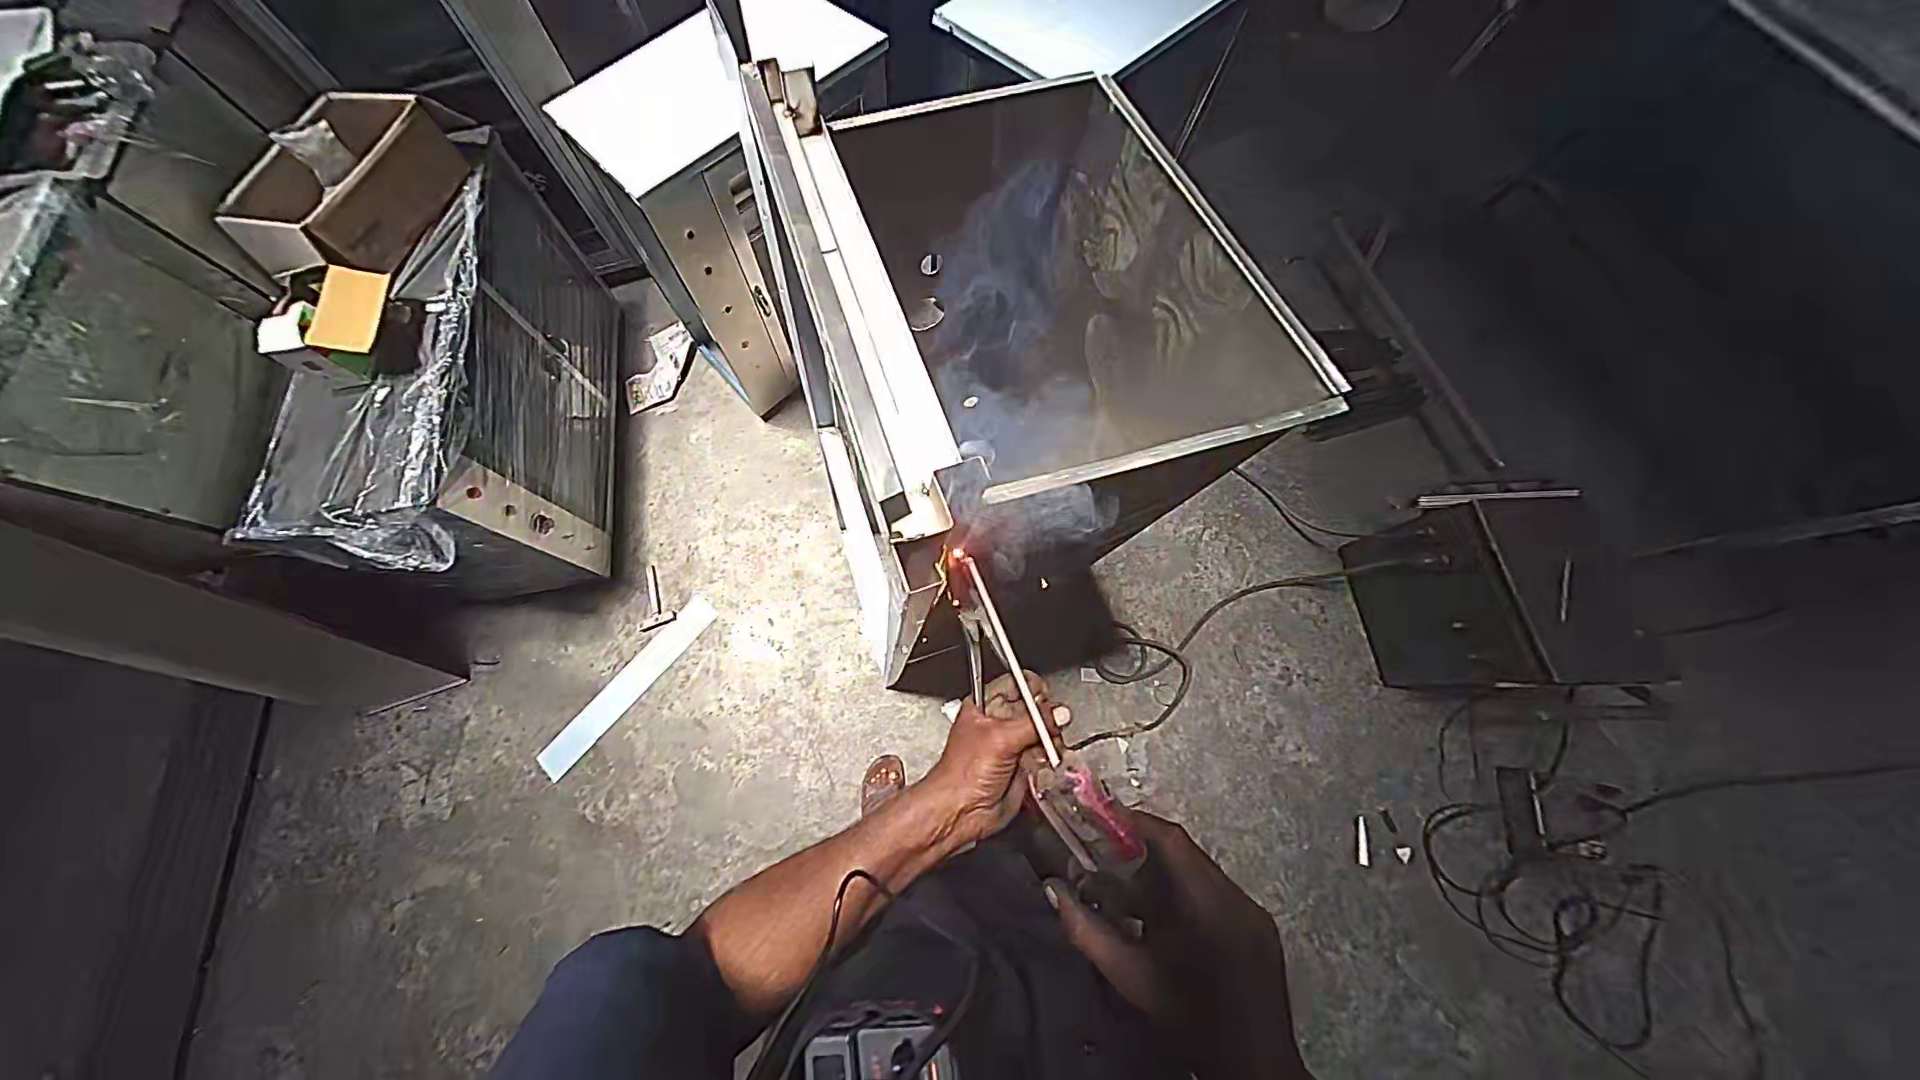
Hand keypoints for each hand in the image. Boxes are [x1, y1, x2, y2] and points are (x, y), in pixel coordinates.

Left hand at [916, 670, 1068, 851]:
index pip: (1017, 683)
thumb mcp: (1000, 738)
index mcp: (986, 705)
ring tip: (1041, 751)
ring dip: (1049, 742)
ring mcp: (1013, 744)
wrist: (961, 812)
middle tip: (1045, 729)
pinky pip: (1046, 756)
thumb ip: (1033, 723)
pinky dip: (1049, 760)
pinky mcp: (1024, 765)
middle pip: (1036, 708)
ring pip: (1044, 733)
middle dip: (1045, 719)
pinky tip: (1042, 765)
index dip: (1032, 689)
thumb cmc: (962, 773)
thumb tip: (1058, 713)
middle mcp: (1000, 721)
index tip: (1042, 700)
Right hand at [1047, 809, 1312, 1079]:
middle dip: (1144, 845)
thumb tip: (1053, 890)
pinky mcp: (1259, 925)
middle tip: (1107, 845)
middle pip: (1185, 852)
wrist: (1251, 1066)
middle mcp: (1236, 900)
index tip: (1104, 812)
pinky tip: (1162, 910)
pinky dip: (1184, 889)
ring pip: (1199, 870)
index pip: (1172, 841)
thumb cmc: (1187, 1020)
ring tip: (1128, 879)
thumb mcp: (1130, 977)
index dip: (1136, 821)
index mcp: (1208, 907)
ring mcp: (1253, 912)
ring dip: (1163, 869)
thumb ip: (1087, 931)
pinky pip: (1215, 889)